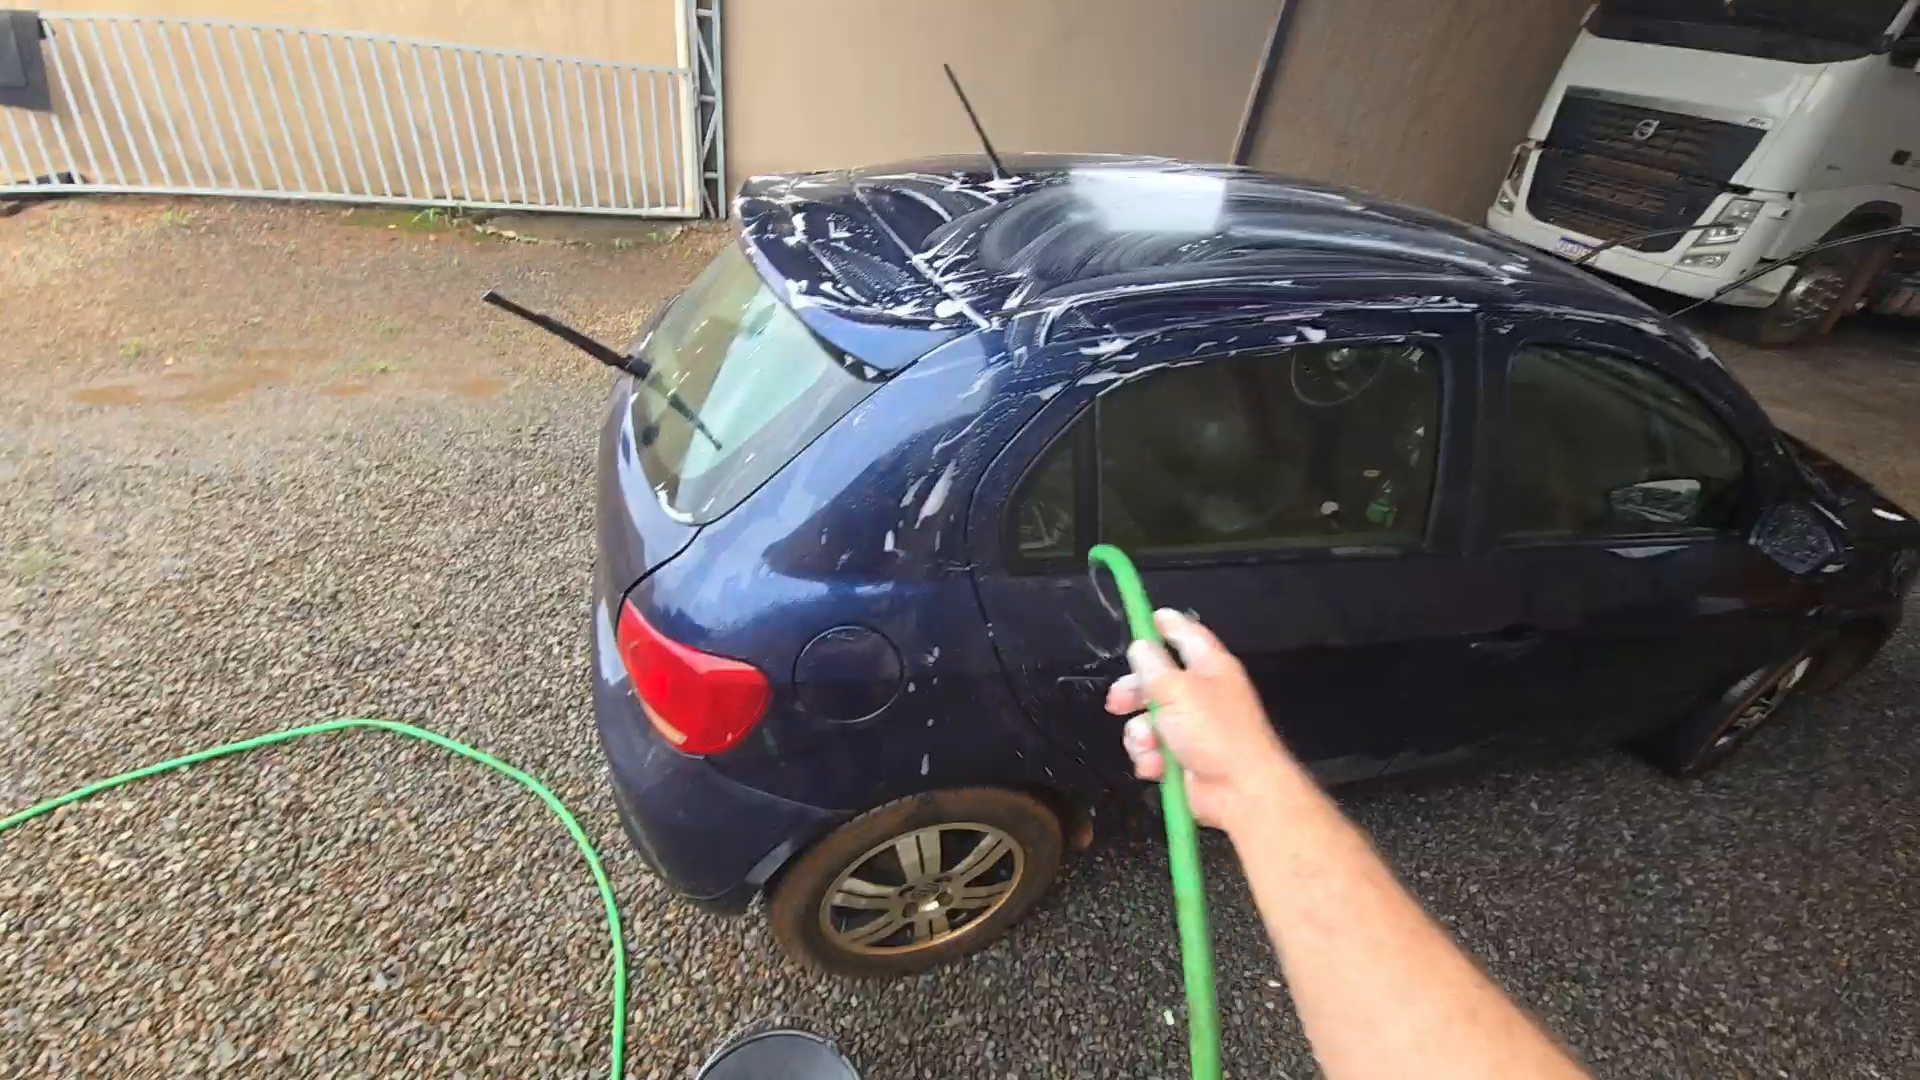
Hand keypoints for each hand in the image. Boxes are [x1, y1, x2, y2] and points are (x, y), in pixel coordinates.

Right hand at [1106, 609, 1299, 830]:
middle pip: (1156, 679)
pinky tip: (1157, 766)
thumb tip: (1140, 647)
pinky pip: (1152, 749)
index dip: (1165, 625)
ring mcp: (1192, 727)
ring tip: (1150, 745)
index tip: (1145, 618)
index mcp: (1209, 667)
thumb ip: (1153, 666)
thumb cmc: (1215, 732)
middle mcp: (1201, 693)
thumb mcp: (1178, 690)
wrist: (1240, 792)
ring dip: (1141, 733)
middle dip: (1133, 692)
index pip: (1186, 635)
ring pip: (1148, 719)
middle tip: (1116, 702)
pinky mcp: (1182, 757)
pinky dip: (1150, 757)